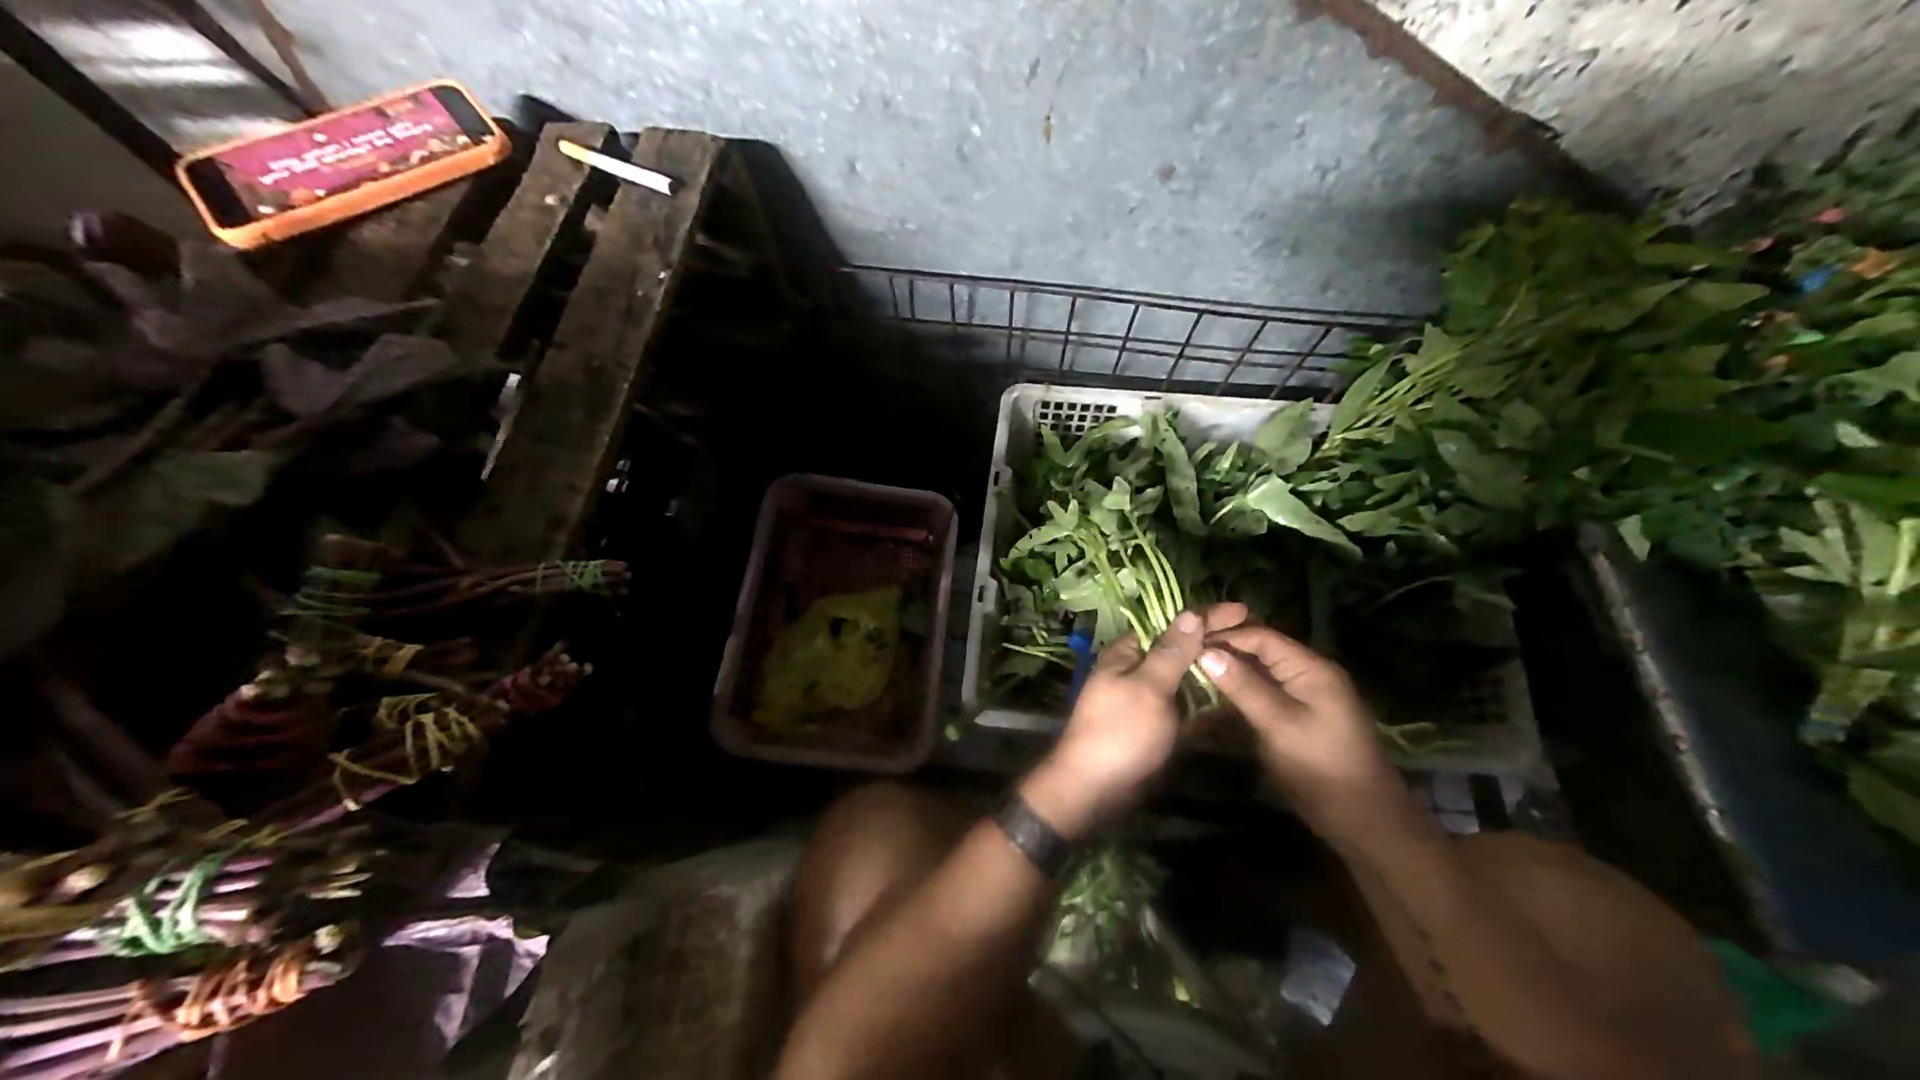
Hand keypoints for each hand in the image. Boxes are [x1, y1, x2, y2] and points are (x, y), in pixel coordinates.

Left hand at [1019, 605, 1243, 839]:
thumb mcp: (1148, 687)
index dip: (1206, 616)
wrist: (1093, 788)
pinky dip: (1203, 698)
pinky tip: (1230, 697)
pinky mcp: (1152, 722)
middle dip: (1212, 642)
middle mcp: (1134, 669)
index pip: (1170, 623)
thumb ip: (1171, 652)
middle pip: (1178, 648)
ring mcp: (1144, 697)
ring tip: (1251, 663)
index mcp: (1127, 652)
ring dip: (1211, 670)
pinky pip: (1182, 702)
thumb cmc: (1120, 732)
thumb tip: (1191, 614)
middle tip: (1254, 637)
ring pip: (1183, 676)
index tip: (1244, 611)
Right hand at [1197, 622, 1402, 837]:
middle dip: (1225, 647)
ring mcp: (1305, 694)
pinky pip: (1265, 688)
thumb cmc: (1320, 767)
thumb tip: (1205, 652)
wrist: (1361, 817)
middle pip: (1262, 648)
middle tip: (1185, 651)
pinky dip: (1240, 686)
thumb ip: (1243, 687)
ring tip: (1192, 668)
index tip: (1187, 642)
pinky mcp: (1298, 713)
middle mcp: (1309, 673)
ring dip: (1230, 667)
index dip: (1224, 636)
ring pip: (1261, 668)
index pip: (1261, 636)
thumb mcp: (1278, 725)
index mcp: (1311, 668)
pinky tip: (1215, 692)